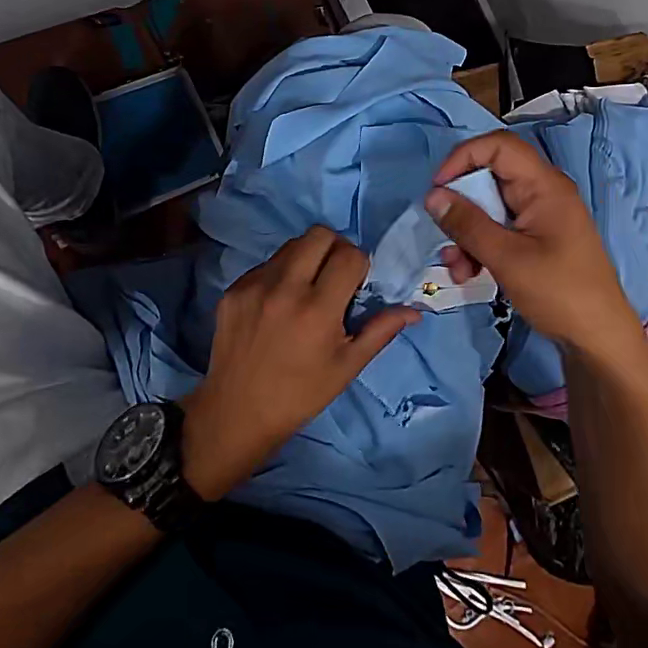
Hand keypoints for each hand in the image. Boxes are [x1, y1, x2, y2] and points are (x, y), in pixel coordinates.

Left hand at [182, 226, 418, 499]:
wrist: (238, 412)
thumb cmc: (301, 394)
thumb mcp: (347, 366)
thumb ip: (380, 330)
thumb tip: (414, 311)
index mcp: (317, 310)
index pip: (350, 256)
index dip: (360, 265)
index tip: (356, 285)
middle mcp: (284, 288)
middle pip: (319, 235)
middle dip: (336, 248)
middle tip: (335, 275)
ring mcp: (254, 286)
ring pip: (291, 245)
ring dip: (307, 258)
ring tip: (306, 290)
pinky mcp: (233, 290)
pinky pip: (265, 265)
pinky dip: (280, 274)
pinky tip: (278, 305)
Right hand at [426, 132, 644, 360]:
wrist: (598, 338)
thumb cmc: (559, 293)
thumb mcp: (506, 258)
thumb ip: (467, 224)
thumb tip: (432, 196)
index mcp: (544, 186)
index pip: (498, 146)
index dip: (463, 158)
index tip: (438, 188)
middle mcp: (541, 193)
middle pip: (488, 178)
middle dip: (460, 207)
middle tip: (444, 238)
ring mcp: (538, 216)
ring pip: (487, 207)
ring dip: (465, 234)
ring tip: (458, 269)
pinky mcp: (534, 238)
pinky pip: (496, 229)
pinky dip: (478, 246)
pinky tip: (469, 273)